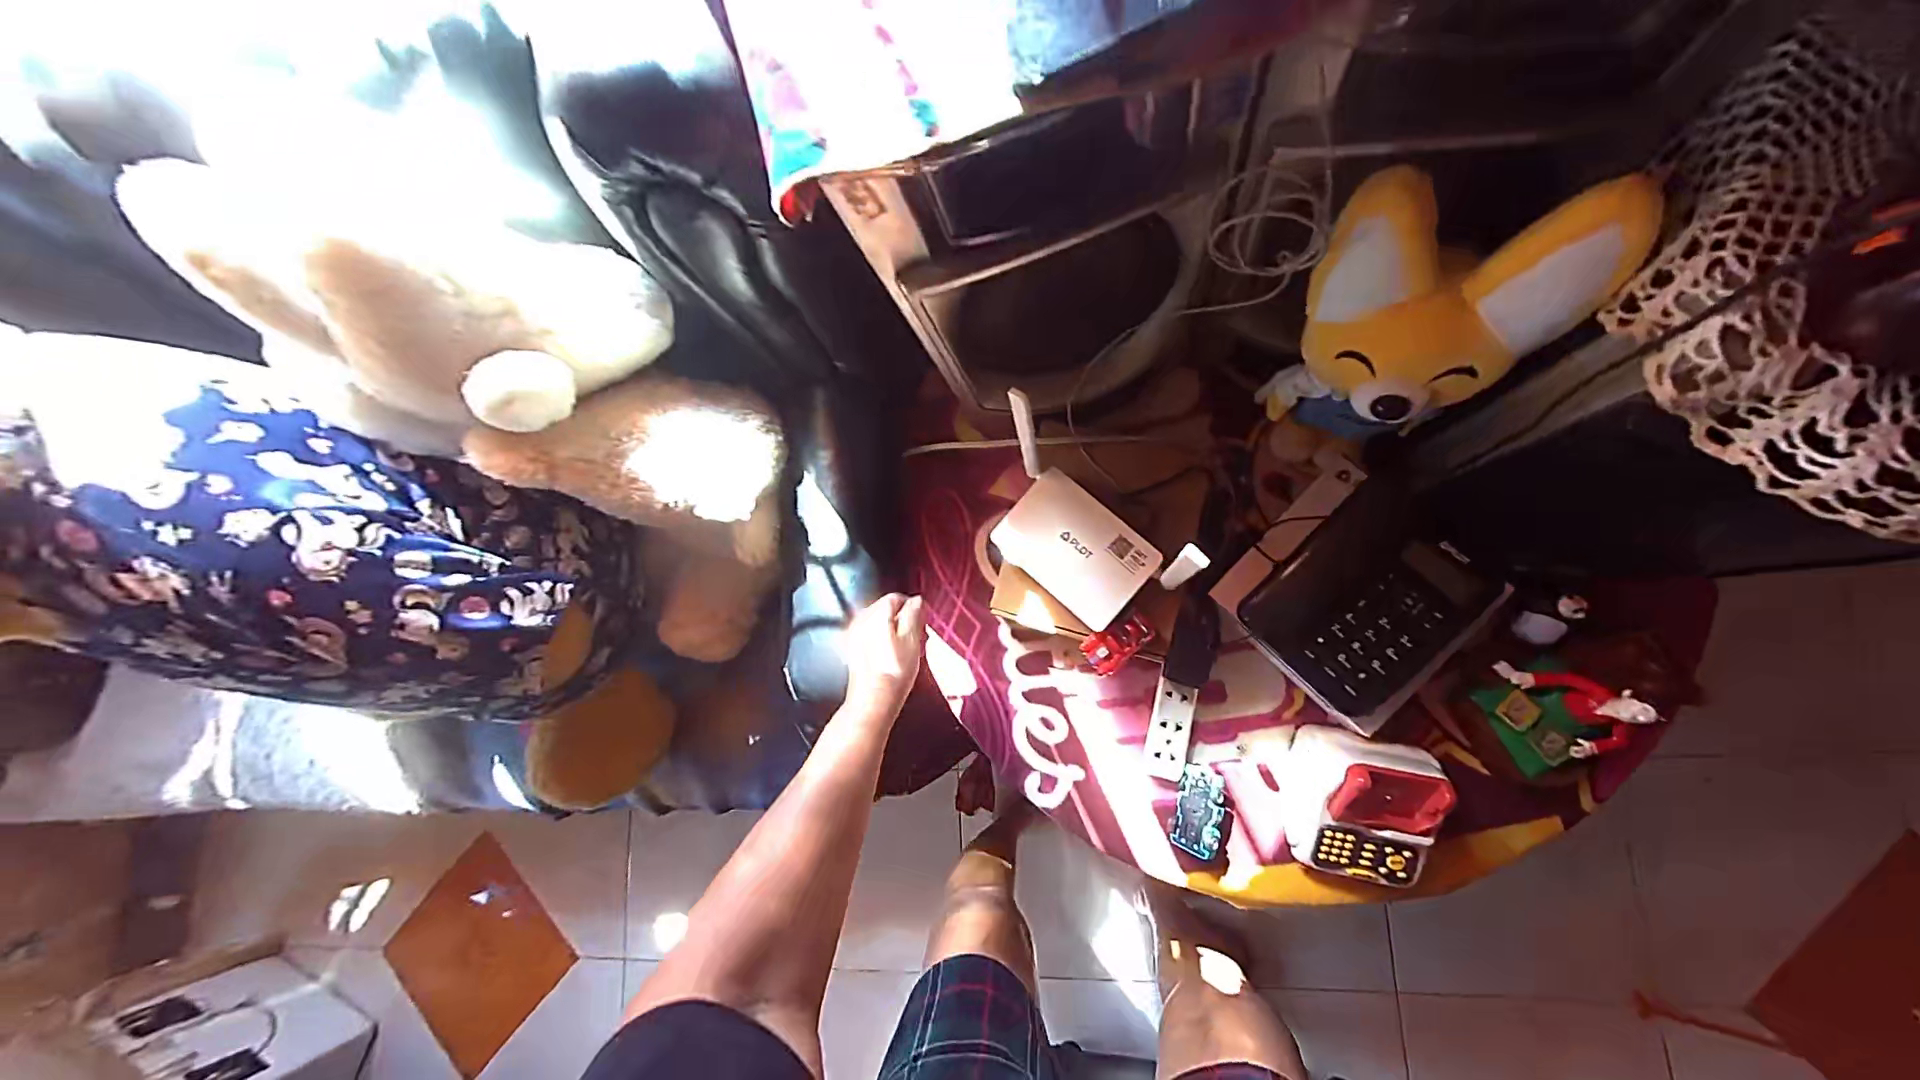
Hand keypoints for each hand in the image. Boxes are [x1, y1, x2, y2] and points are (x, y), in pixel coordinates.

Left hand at [844, 593, 924, 716]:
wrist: (873, 699)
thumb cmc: (893, 671)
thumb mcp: (912, 638)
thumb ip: (914, 613)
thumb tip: (916, 600)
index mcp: (876, 613)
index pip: (896, 597)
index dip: (913, 608)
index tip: (922, 621)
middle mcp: (861, 620)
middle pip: (885, 609)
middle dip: (902, 620)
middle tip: (917, 637)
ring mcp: (854, 635)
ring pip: (878, 624)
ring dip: (892, 631)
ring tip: (906, 650)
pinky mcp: (852, 650)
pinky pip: (870, 637)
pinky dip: (882, 642)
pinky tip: (891, 658)